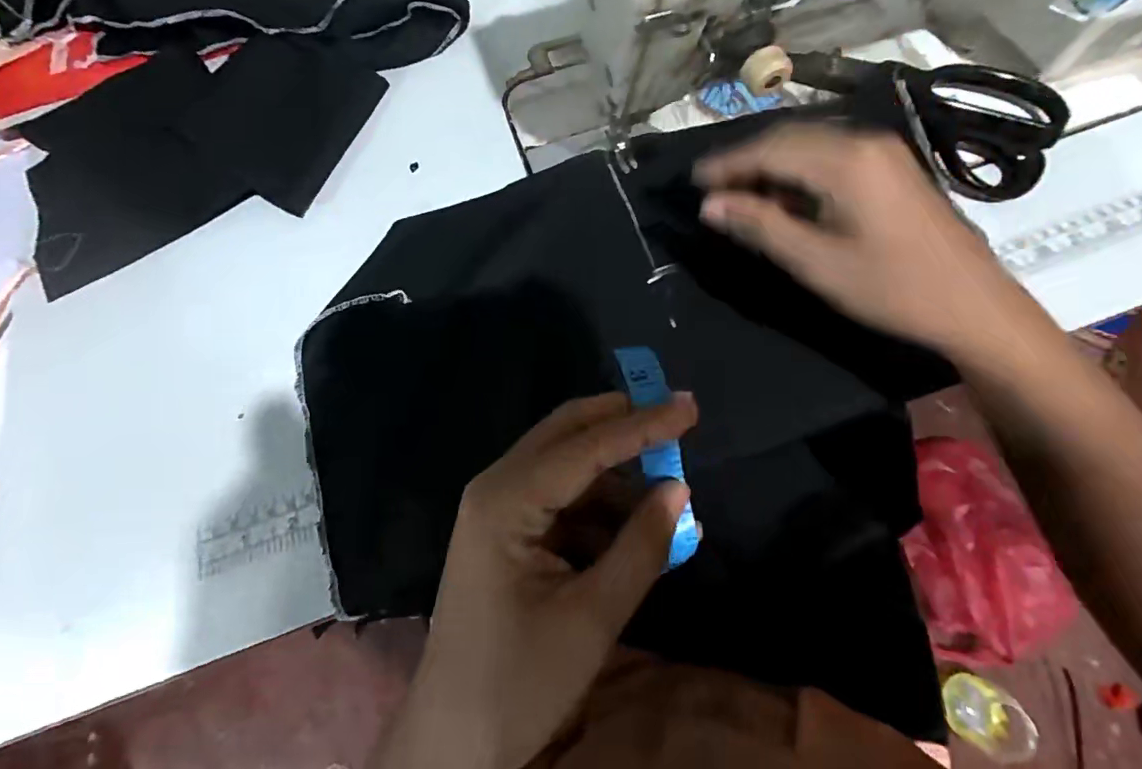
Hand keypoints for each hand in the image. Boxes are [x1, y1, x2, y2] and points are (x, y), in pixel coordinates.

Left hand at [372, 392, 696, 768]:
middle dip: (624, 423)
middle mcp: (496, 488)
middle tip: (678, 418)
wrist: (450, 744)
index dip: (643, 424)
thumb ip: (641, 546)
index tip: (691, 406)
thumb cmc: (518, 683)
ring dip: (617, 474)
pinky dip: (600, 505)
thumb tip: (680, 487)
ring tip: (666, 498)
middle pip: (568, 432)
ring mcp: (497, 507)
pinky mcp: (506, 531)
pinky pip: (561, 497)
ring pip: (567, 463)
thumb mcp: (592, 617)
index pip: (586, 445)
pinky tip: (635, 531)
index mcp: (506, 501)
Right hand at [694, 123, 1017, 355]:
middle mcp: (865, 141)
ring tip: (744, 194)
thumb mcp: (818, 263)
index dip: (727, 164)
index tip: (694, 181)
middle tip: (714, 190)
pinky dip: (803, 171)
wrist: (975, 305)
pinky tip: (790, 196)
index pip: (770, 149)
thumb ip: (762, 226)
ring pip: (812, 145)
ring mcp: (885, 151)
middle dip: (748, 161)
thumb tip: (711, 205)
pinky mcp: (895, 167)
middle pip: (790, 139)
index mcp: (845, 160)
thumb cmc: (893, 288)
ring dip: (775, 165)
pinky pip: (835, 156)